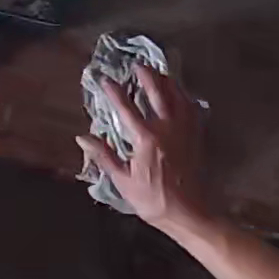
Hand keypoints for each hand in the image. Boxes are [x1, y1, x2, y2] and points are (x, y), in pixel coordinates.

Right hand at [76, 63, 217, 243]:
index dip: (114, 92)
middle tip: (138, 64)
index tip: (104, 79)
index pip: (126, 108)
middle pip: (158, 94)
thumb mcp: (122, 180)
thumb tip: (82, 137)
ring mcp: (185, 132)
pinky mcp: (196, 138)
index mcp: (146, 139)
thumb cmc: (152, 199)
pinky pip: (192, 110)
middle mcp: (167, 129)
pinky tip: (181, 94)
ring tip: (160, 72)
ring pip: (178, 98)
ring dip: (168, 83)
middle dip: (147, 77)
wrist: (190, 214)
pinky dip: (185, 97)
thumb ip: (103, 155)